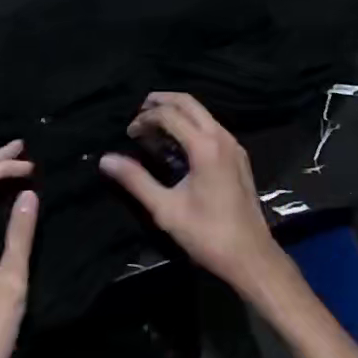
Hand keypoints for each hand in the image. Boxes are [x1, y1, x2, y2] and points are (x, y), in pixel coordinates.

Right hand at [99, 92, 287, 295]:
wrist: (250, 255)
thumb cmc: (207, 234)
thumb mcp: (165, 209)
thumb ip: (136, 180)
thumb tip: (106, 159)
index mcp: (205, 146)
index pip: (170, 114)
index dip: (145, 118)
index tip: (128, 133)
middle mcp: (222, 137)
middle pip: (189, 103)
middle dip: (162, 101)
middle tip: (138, 111)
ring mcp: (234, 145)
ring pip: (202, 113)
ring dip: (177, 112)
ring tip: (153, 124)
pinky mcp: (238, 156)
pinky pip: (211, 127)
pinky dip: (191, 124)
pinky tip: (177, 141)